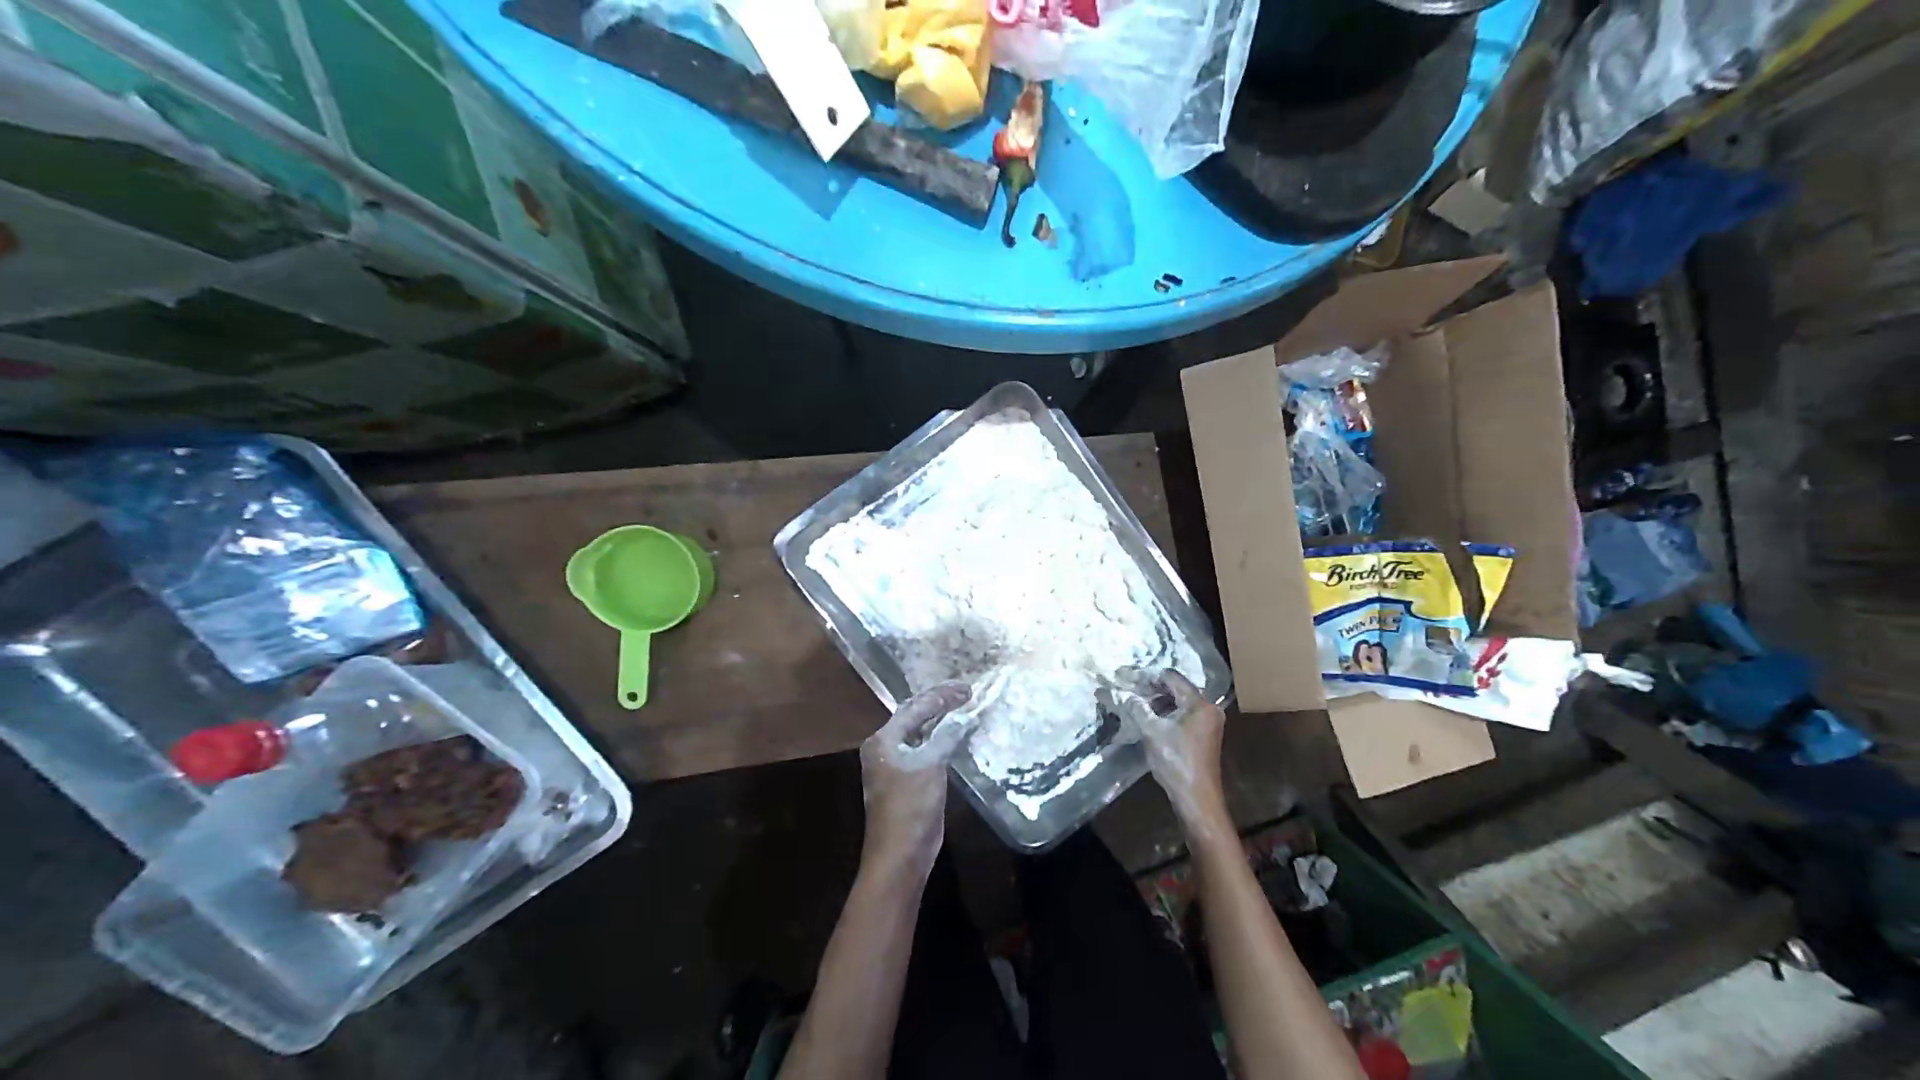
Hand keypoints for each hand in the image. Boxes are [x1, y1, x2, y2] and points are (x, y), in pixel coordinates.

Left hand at [859, 683, 975, 870]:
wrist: (900, 855)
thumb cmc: (911, 807)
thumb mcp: (930, 766)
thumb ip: (945, 736)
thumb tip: (962, 715)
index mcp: (883, 740)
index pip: (914, 708)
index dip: (941, 696)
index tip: (966, 688)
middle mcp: (884, 748)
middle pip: (914, 717)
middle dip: (940, 704)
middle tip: (967, 692)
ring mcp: (893, 765)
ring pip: (919, 733)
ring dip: (940, 721)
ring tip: (964, 706)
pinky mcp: (906, 780)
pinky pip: (924, 750)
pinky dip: (940, 740)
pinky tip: (956, 735)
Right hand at [1115, 669, 1229, 839]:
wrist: (1196, 799)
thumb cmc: (1176, 761)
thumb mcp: (1152, 731)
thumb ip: (1135, 707)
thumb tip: (1114, 691)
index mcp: (1200, 703)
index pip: (1170, 677)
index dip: (1145, 676)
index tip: (1123, 677)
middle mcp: (1208, 708)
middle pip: (1175, 688)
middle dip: (1148, 688)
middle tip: (1124, 688)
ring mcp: (1207, 723)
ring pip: (1177, 702)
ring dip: (1155, 701)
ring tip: (1131, 701)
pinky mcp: (1202, 735)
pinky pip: (1181, 715)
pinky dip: (1164, 713)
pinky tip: (1145, 716)